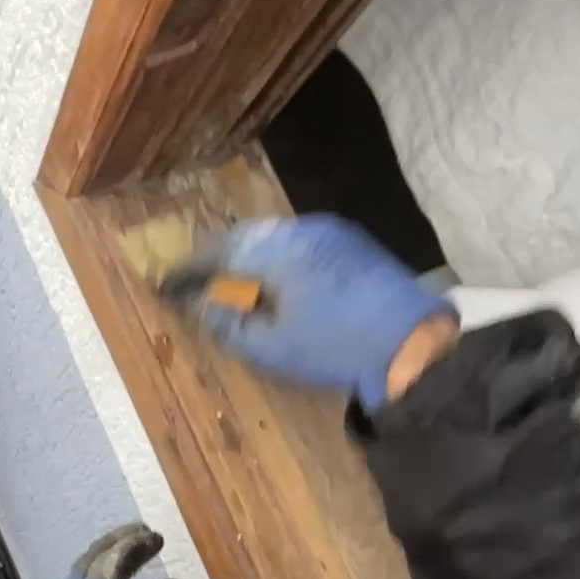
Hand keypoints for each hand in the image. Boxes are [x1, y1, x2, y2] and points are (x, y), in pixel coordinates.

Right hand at [176, 215, 452, 407]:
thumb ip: (226, 322)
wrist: (414, 345)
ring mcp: (330, 231)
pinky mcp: (349, 242)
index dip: (188, 270)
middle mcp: (301, 229)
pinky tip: (268, 279)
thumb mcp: (269, 346)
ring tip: (226, 280)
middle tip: (193, 281)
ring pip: (271, 235)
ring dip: (244, 254)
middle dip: (214, 257)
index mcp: (278, 251)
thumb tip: (196, 305)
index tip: (165, 285)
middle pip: (244, 235)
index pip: (218, 252)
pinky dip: (271, 256)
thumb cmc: (334, 348)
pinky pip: (295, 240)